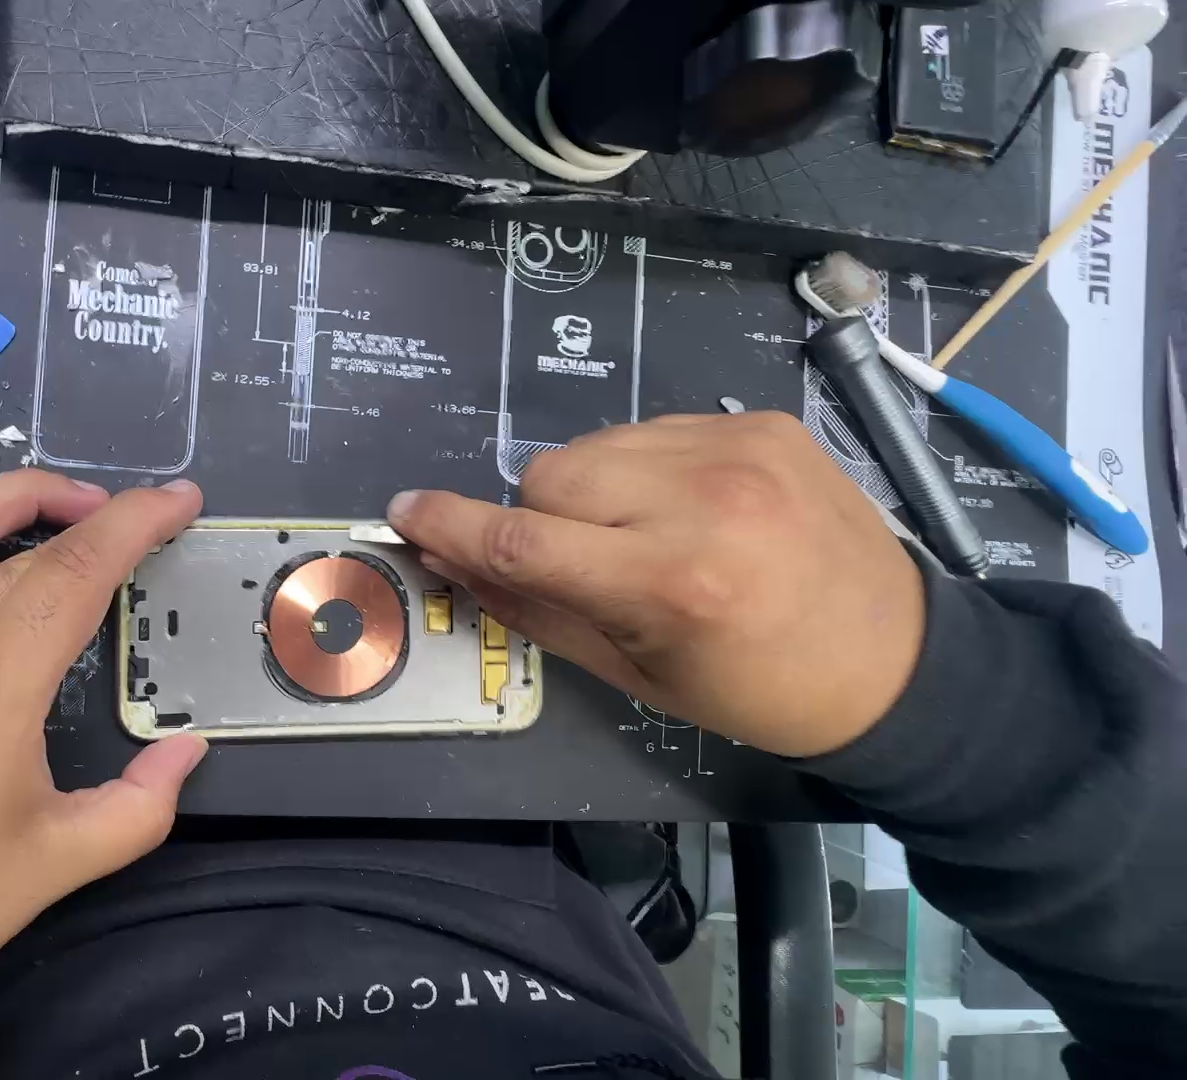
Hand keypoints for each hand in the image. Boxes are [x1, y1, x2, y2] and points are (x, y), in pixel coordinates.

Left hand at [0, 470, 207, 1074]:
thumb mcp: (55, 866)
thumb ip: (141, 803)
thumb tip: (187, 752)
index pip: (75, 570)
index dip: (136, 522)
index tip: (182, 500)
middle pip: (25, 542)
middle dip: (100, 512)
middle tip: (151, 518)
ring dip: (14, 497)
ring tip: (70, 508)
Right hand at [388, 412, 924, 757]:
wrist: (899, 661)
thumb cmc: (748, 687)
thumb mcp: (627, 669)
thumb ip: (526, 606)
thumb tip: (447, 557)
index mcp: (669, 583)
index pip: (523, 541)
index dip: (450, 524)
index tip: (402, 512)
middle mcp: (703, 501)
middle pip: (546, 478)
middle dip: (538, 518)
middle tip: (583, 559)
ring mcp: (737, 449)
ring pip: (587, 448)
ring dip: (584, 490)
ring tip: (640, 529)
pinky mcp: (759, 421)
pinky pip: (642, 431)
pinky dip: (635, 468)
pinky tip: (684, 504)